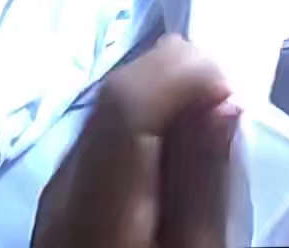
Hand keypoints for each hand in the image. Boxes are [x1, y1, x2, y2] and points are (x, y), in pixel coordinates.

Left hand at [33, 35, 240, 247]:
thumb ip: (208, 182)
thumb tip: (226, 101)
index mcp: (97, 215)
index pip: (128, 101)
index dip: (187, 74)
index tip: (232, 94)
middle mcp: (64, 189)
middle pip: (119, 88)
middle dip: (182, 74)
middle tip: (227, 104)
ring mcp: (56, 188)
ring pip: (114, 97)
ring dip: (168, 89)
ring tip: (208, 120)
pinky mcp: (62, 190)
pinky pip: (109, 121)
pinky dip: (151, 111)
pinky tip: (177, 142)